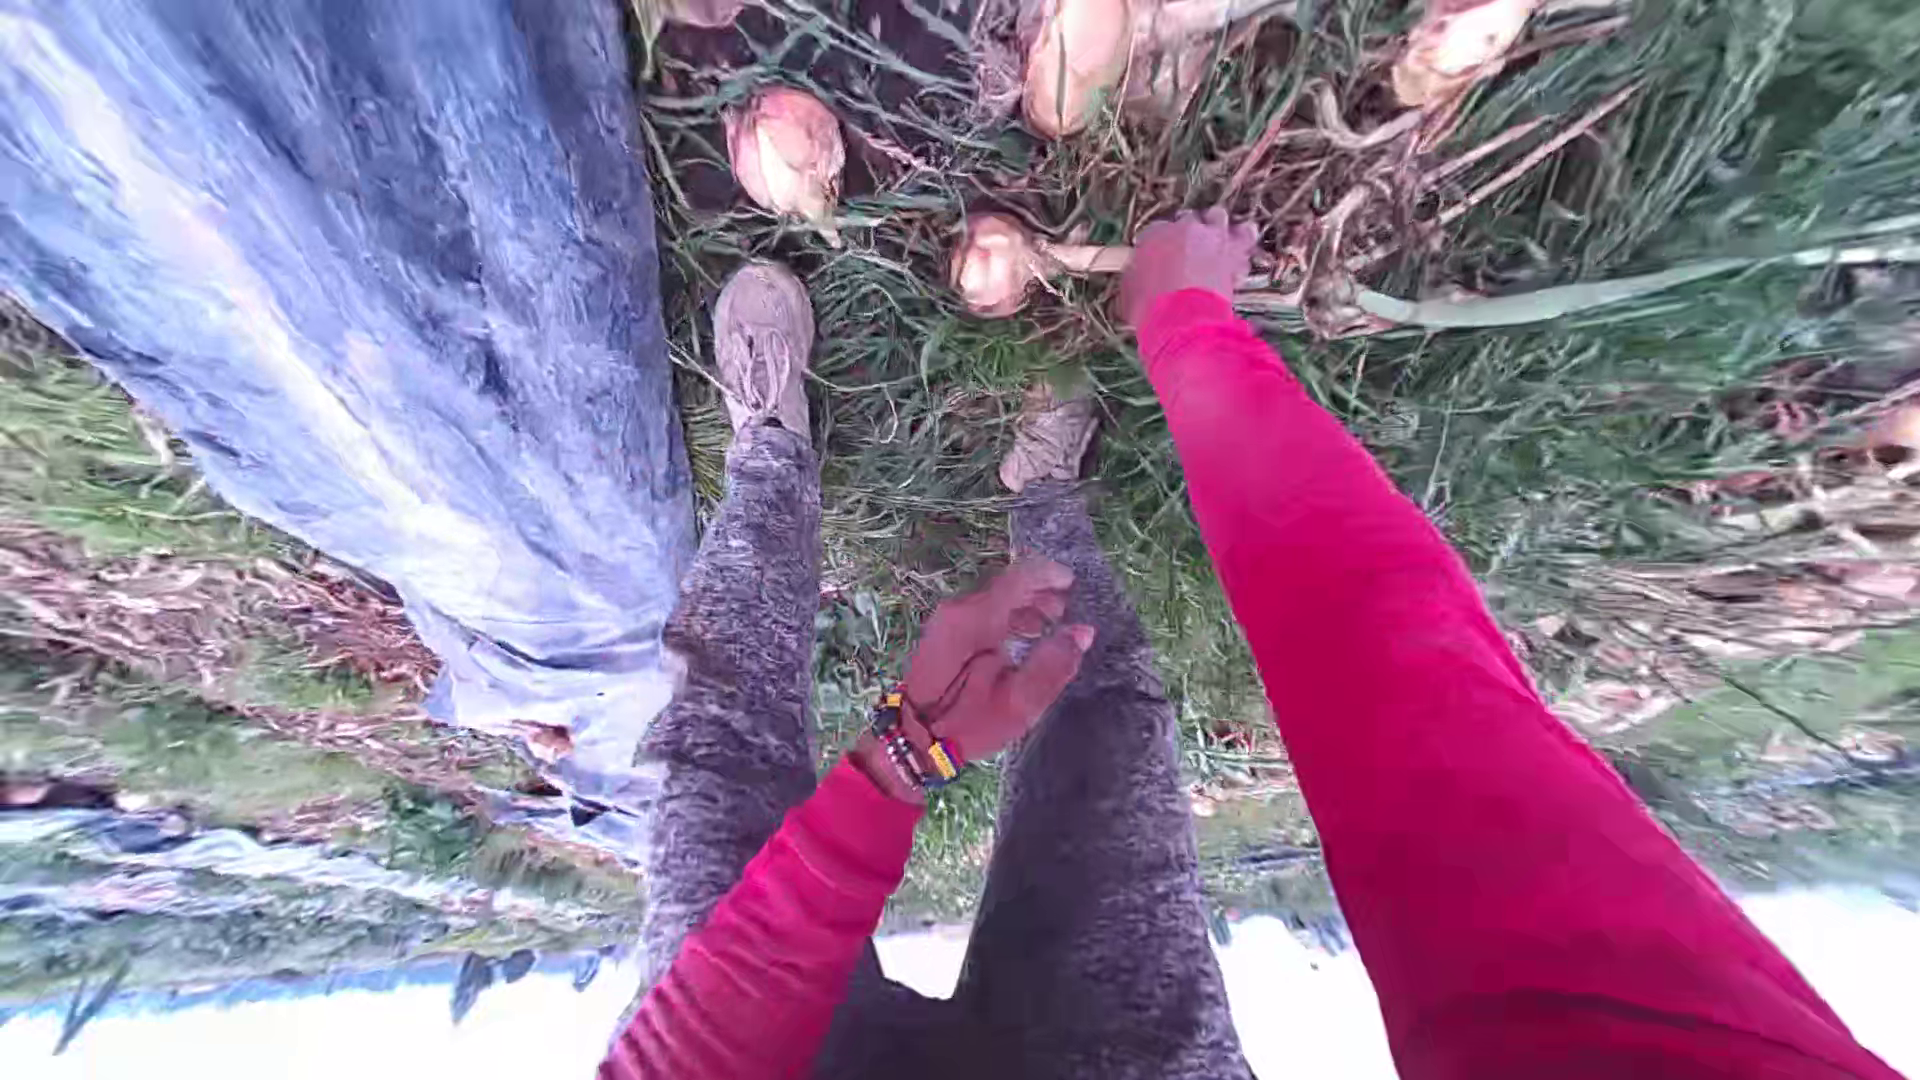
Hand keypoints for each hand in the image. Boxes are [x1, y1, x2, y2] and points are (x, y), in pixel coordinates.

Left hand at [902, 558, 1095, 763]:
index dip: (1050, 575)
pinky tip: (1030, 632)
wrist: (913, 736)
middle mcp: (959, 608)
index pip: (1018, 578)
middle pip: (1008, 584)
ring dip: (1028, 603)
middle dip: (1042, 590)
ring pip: (998, 595)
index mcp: (974, 620)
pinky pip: (986, 608)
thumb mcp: (1018, 704)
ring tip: (1056, 622)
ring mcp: (950, 617)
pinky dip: (1011, 613)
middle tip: (1071, 609)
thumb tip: (1082, 632)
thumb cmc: (966, 723)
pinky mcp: (948, 629)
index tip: (1076, 583)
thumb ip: (1053, 664)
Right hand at [1117, 207, 1257, 330]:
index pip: (1154, 231)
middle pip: (1187, 220)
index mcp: (1153, 235)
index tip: (1157, 257)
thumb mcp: (1130, 295)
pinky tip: (1237, 255)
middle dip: (1186, 234)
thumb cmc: (1151, 310)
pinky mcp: (1236, 249)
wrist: (1182, 321)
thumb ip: (1135, 276)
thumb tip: (1137, 277)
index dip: (1156, 246)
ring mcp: (1212, 235)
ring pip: (1217, 218)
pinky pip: (1245, 236)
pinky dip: (1241, 244)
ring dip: (1214, 230)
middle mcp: (1184, 227)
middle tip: (1185, 252)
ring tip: (1213, 245)